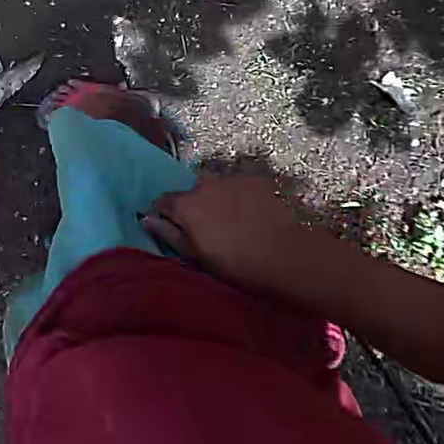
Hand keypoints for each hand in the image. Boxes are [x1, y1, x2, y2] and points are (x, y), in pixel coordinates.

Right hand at [143, 172, 337, 292]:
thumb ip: (171, 235)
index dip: (164, 215)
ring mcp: (236, 178)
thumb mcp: (200, 258)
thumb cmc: (244, 266)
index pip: (162, 201)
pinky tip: (259, 218)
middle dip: (196, 208)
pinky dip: (245, 200)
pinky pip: (244, 187)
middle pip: (193, 193)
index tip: (172, 229)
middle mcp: (208, 183)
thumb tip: (146, 218)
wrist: (297, 255)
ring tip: (238, 226)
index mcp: (188, 204)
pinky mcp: (262, 179)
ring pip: (219, 189)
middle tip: (210, 233)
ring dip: (222, 202)